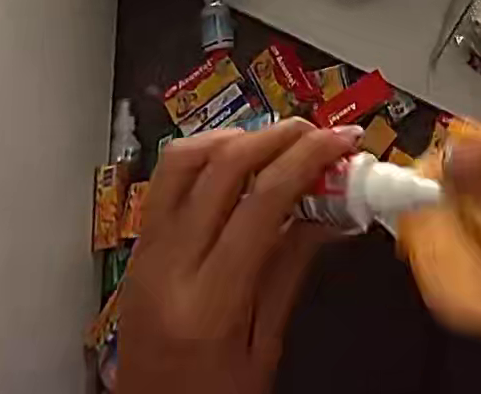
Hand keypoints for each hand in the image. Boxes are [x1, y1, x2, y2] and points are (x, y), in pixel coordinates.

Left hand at [115, 119, 358, 393]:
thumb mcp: (264, 347)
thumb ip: (293, 268)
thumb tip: (333, 209)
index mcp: (207, 304)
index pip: (263, 200)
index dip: (309, 158)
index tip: (342, 140)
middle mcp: (167, 267)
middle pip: (224, 165)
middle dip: (280, 136)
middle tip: (319, 133)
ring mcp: (145, 252)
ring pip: (185, 158)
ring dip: (239, 136)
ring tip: (278, 142)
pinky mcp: (138, 246)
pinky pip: (168, 177)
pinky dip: (208, 153)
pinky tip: (238, 160)